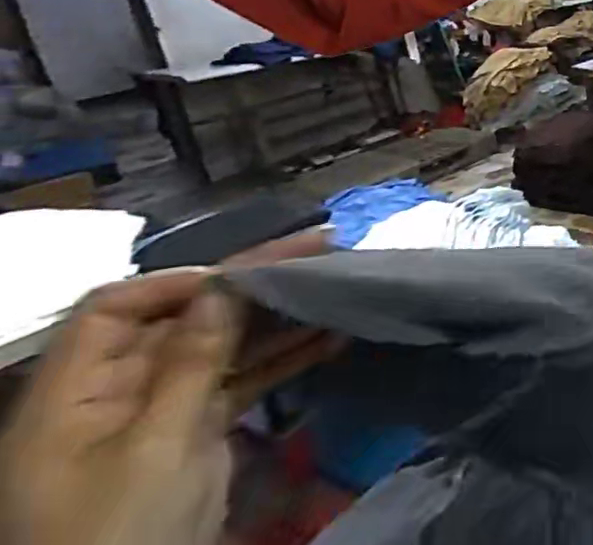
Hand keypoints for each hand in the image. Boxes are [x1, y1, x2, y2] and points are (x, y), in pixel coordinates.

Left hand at [0, 229, 340, 544]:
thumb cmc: (118, 526)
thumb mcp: (156, 445)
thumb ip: (190, 363)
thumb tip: (223, 289)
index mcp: (74, 396)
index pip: (114, 310)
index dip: (178, 283)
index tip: (250, 273)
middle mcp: (114, 392)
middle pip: (182, 319)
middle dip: (252, 285)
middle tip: (325, 251)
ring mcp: (158, 411)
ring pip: (223, 343)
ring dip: (280, 316)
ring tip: (341, 286)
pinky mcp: (197, 427)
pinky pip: (243, 376)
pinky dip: (287, 354)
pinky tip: (333, 337)